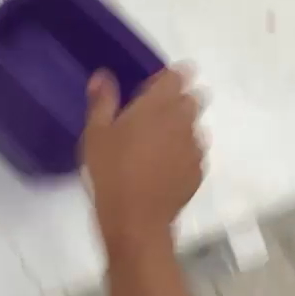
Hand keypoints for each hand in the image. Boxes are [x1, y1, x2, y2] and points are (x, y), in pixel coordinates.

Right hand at [81, 66, 204, 263]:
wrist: (135, 220)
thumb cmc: (110, 173)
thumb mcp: (95, 135)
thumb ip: (102, 102)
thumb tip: (102, 75)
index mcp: (158, 105)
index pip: (177, 75)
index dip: (167, 78)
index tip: (150, 90)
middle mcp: (184, 119)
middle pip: (192, 97)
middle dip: (176, 102)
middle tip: (149, 120)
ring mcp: (195, 146)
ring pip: (193, 126)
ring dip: (179, 130)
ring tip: (153, 149)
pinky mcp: (198, 170)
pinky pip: (193, 153)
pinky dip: (181, 155)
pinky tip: (160, 171)